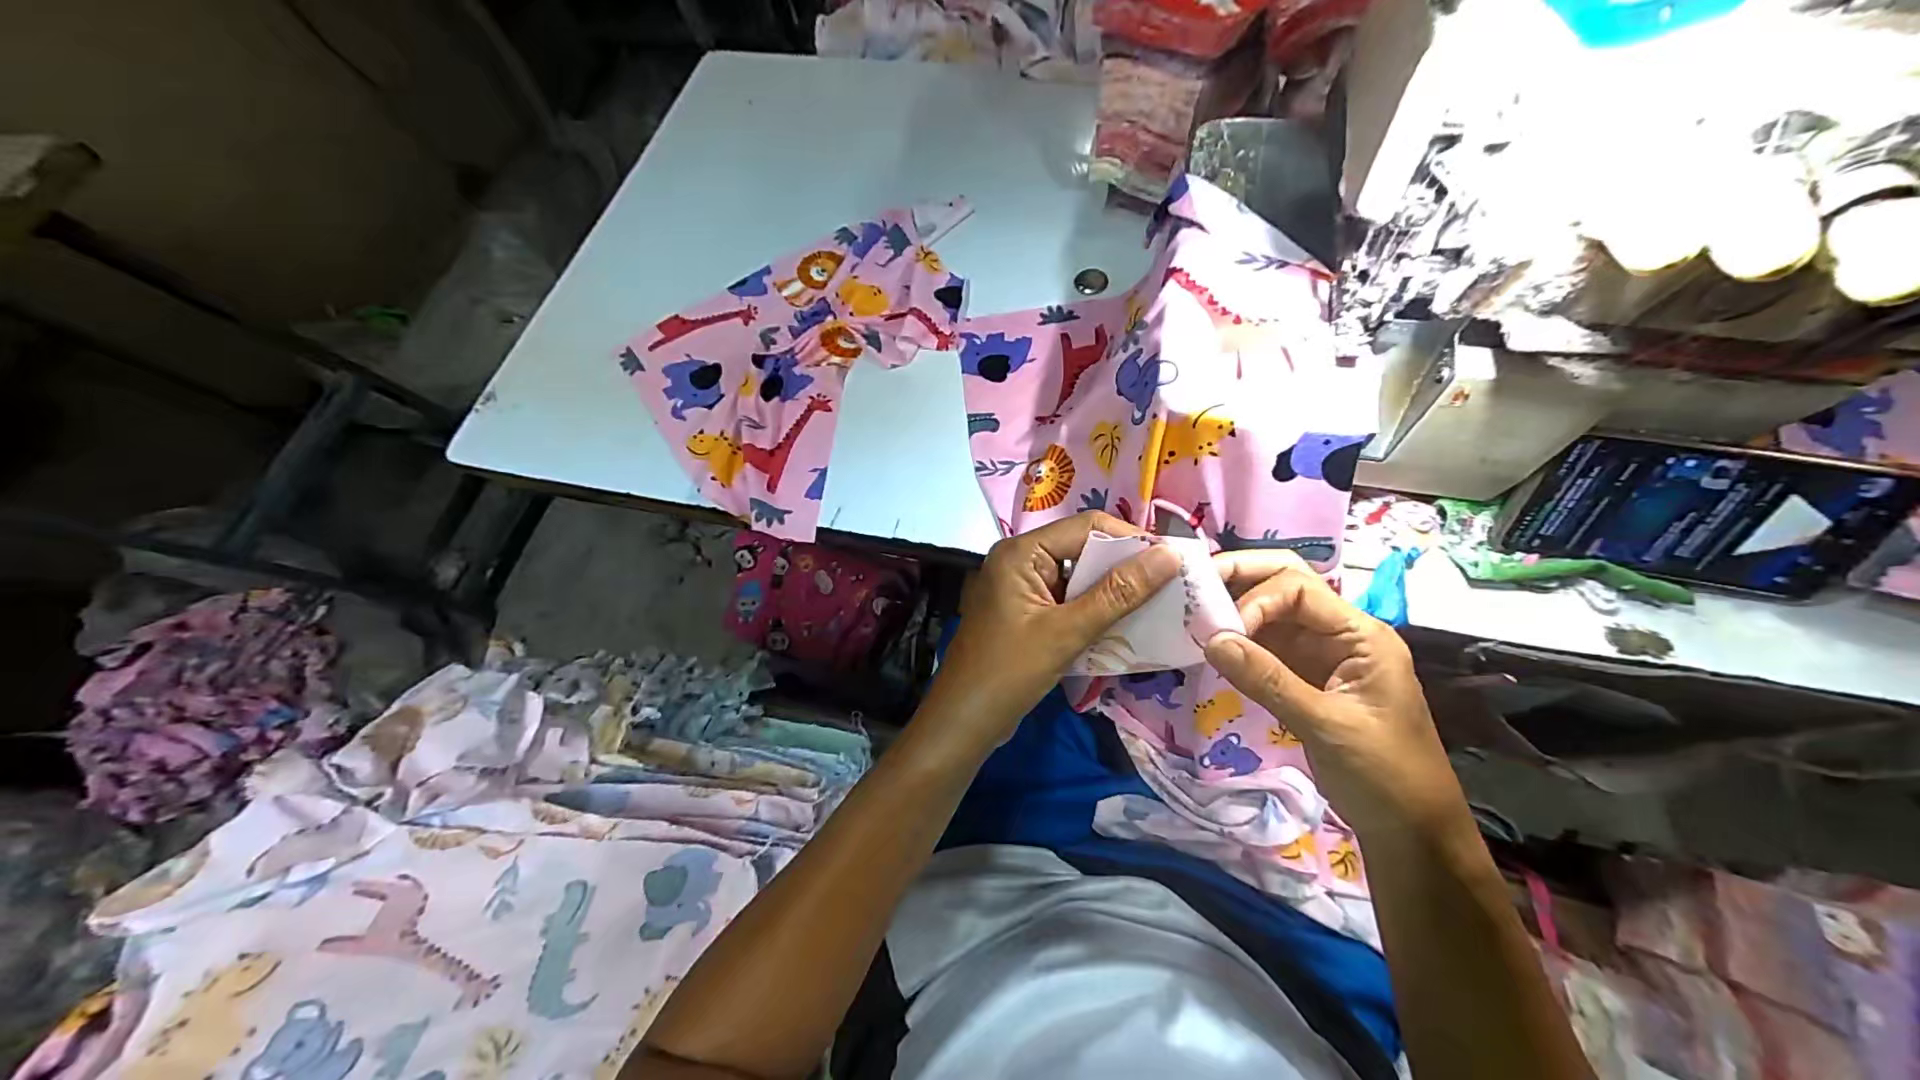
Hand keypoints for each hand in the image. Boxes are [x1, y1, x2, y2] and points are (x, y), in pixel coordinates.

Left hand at [929, 511, 1181, 748]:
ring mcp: (1021, 586)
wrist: (963, 722)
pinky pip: (1068, 599)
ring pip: (1079, 576)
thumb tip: (1168, 556)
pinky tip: (1125, 625)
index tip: (1172, 563)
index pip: (1087, 527)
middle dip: (1125, 567)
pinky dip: (1095, 609)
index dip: (1131, 540)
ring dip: (1113, 591)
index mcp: (1021, 552)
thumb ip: (1118, 593)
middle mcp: (1019, 559)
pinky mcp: (1026, 611)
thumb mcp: (1067, 632)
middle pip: (1084, 548)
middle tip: (1171, 586)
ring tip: (1157, 604)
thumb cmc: (1008, 673)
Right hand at [1203, 550, 1469, 843]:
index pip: (1299, 588)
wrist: (1410, 828)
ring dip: (1233, 608)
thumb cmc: (1384, 774)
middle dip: (1240, 578)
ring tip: (1191, 611)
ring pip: (1270, 611)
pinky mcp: (1303, 676)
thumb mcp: (1326, 726)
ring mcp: (1320, 653)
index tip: (1222, 630)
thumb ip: (1269, 680)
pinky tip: (1209, 642)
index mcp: (1360, 635)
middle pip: (1286, 583)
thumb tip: (1211, 640)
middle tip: (1193, 585)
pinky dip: (1237, 639)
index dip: (1255, 599)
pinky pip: (1265, 644)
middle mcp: (1339, 633)